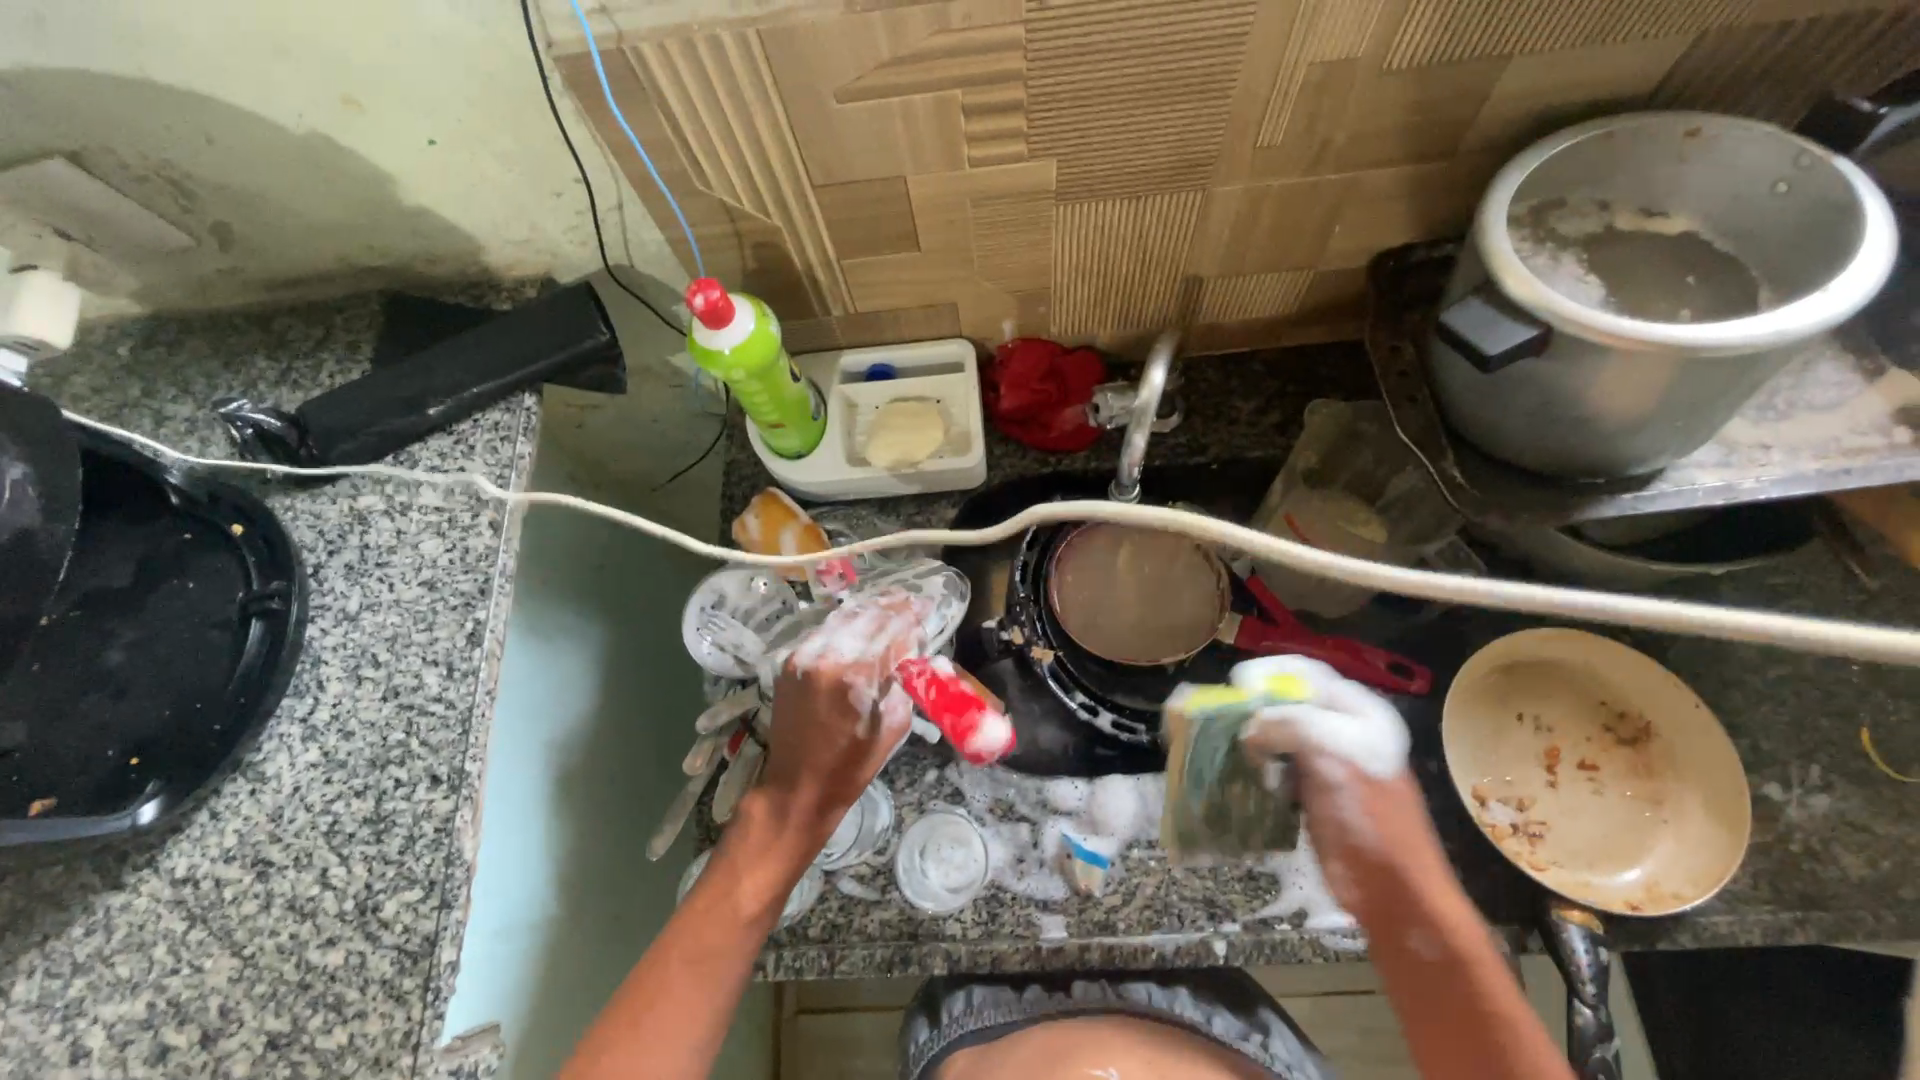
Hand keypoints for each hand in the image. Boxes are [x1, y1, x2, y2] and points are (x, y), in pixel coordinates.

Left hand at [750, 590, 927, 863]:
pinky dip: (843, 625)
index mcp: (857, 676)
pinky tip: (857, 623)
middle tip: (909, 600)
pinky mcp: (789, 663)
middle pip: (866, 616)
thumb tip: (910, 652)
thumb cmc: (852, 766)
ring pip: (841, 619)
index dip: (911, 614)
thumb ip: (904, 683)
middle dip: (891, 606)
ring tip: (886, 604)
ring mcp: (804, 657)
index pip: (891, 629)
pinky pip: (822, 633)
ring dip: (867, 610)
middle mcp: (828, 657)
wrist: (797, 787)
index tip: (924, 605)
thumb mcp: (893, 725)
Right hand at [1233, 656, 1455, 924]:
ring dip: (1253, 740)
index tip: (1234, 687)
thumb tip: (1248, 728)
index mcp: (1361, 713)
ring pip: (1278, 734)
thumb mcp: (1333, 759)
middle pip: (1287, 701)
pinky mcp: (1312, 790)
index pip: (1306, 672)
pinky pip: (1276, 764)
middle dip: (1255, 708)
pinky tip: (1248, 777)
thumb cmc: (1369, 822)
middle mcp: (1344, 730)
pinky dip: (1257, 766)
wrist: (1392, 892)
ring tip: (1235, 751)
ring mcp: (1328, 761)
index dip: (1268, 673)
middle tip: (1226, 721)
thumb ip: (1290, 726)